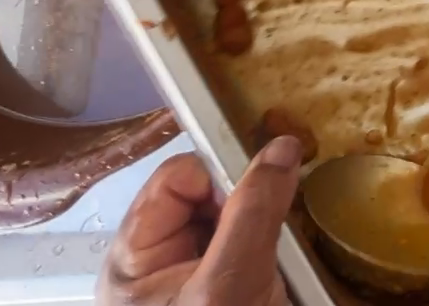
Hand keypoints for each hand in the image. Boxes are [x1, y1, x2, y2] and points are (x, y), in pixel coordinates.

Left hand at [98, 136, 300, 305]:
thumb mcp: (229, 284)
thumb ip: (252, 213)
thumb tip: (283, 144)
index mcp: (135, 259)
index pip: (178, 176)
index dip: (220, 175)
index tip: (256, 194)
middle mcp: (162, 258)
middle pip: (213, 188)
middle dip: (252, 190)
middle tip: (280, 211)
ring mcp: (199, 269)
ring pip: (241, 207)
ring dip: (272, 211)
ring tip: (288, 240)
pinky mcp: (234, 278)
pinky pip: (259, 230)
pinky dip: (281, 230)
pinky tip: (293, 249)